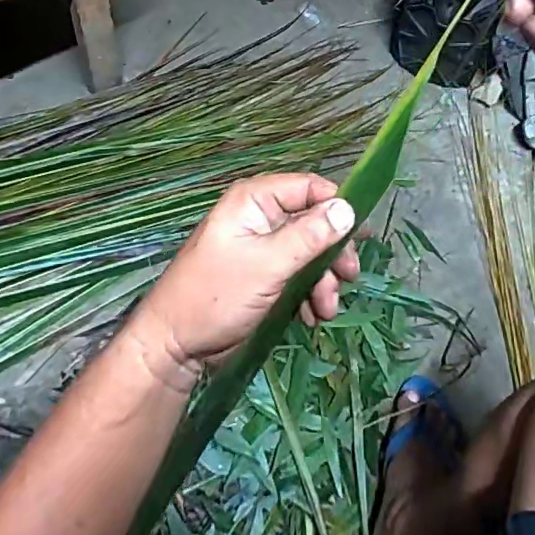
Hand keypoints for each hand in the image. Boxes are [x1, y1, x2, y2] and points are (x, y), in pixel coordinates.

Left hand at [133, 174, 357, 384]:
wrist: (174, 346)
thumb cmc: (217, 295)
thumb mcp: (269, 264)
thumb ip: (310, 235)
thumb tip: (348, 208)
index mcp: (255, 200)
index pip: (309, 187)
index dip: (337, 207)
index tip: (360, 235)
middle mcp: (260, 216)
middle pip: (314, 222)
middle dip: (332, 253)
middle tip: (348, 278)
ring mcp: (262, 246)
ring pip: (310, 251)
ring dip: (323, 280)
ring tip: (325, 309)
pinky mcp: (264, 273)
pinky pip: (298, 273)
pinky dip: (310, 292)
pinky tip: (312, 316)